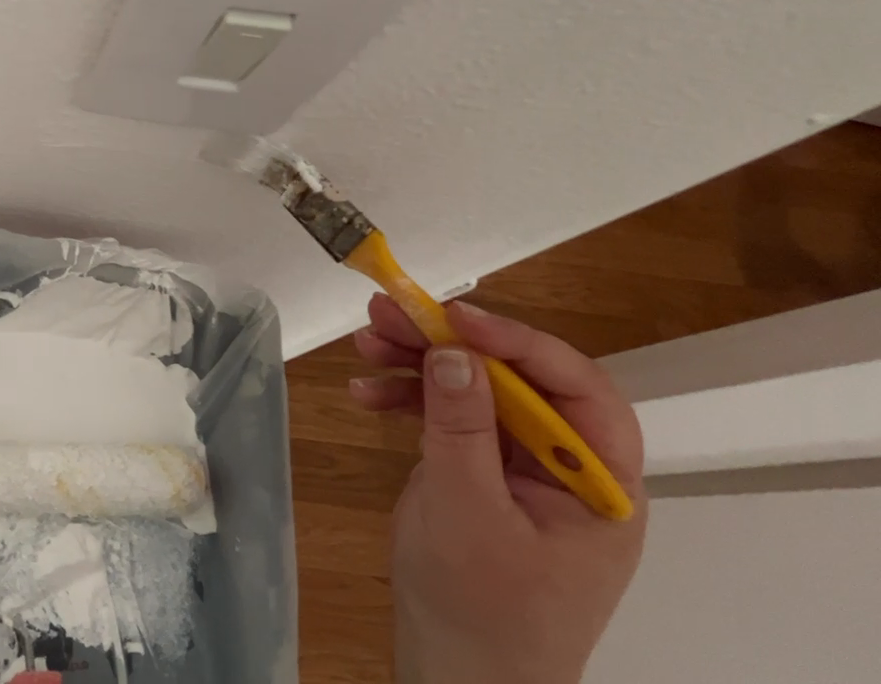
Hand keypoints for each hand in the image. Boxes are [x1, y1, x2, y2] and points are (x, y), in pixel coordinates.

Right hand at [347, 296, 647, 683]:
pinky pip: (449, 421)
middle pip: (516, 382)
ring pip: (477, 394)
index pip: (577, 389)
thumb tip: (453, 352)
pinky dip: (408, 402)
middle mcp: (567, 466)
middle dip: (451, 344)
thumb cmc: (480, 604)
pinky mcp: (478, 475)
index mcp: (599, 482)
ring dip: (419, 366)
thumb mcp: (467, 510)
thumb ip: (461, 427)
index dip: (518, 343)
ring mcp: (519, 470)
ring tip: (364, 342)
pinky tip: (365, 393)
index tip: (452, 317)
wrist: (457, 672)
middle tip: (387, 314)